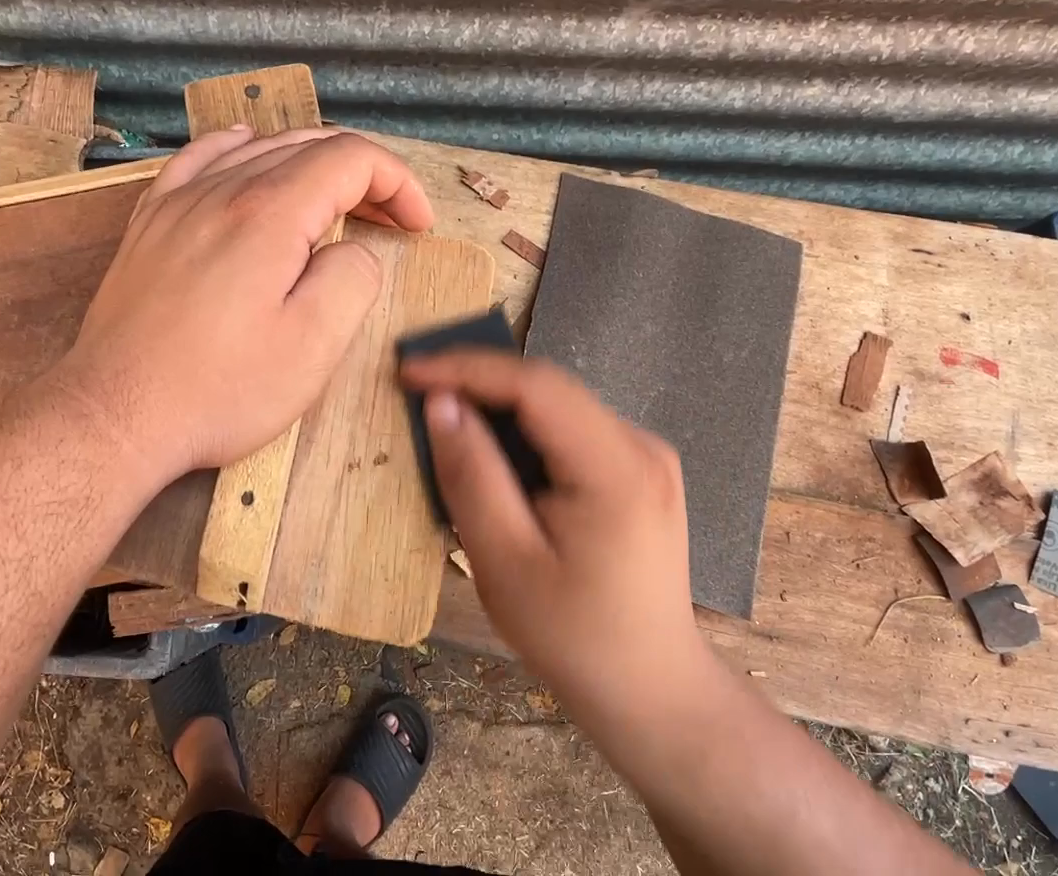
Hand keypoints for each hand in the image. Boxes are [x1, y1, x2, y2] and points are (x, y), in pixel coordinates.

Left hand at [54, 127, 433, 480]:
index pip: (350, 159)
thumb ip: (352, 279)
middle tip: (388, 218)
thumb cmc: (217, 391)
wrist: (117, 414)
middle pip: (306, 147)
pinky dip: (235, 148)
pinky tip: (244, 150)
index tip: (416, 225)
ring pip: (255, 149)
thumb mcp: (312, 347)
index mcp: (268, 214)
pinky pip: (196, 159)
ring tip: (334, 197)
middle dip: (362, 175)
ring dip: (308, 162)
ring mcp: (177, 203)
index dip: (397, 183)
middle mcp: (220, 191)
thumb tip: (355, 251)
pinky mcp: (149, 225)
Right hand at [398, 350, 706, 708]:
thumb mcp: (505, 562)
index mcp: (616, 468)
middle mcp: (641, 447)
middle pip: (549, 390)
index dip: (466, 367)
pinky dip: (522, 434)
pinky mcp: (638, 474)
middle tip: (415, 391)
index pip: (535, 385)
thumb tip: (441, 403)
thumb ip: (471, 476)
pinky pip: (569, 432)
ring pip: (557, 408)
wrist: (650, 689)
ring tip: (441, 419)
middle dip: (477, 382)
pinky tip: (490, 456)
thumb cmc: (573, 636)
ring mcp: (646, 458)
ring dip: (497, 408)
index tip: (407, 372)